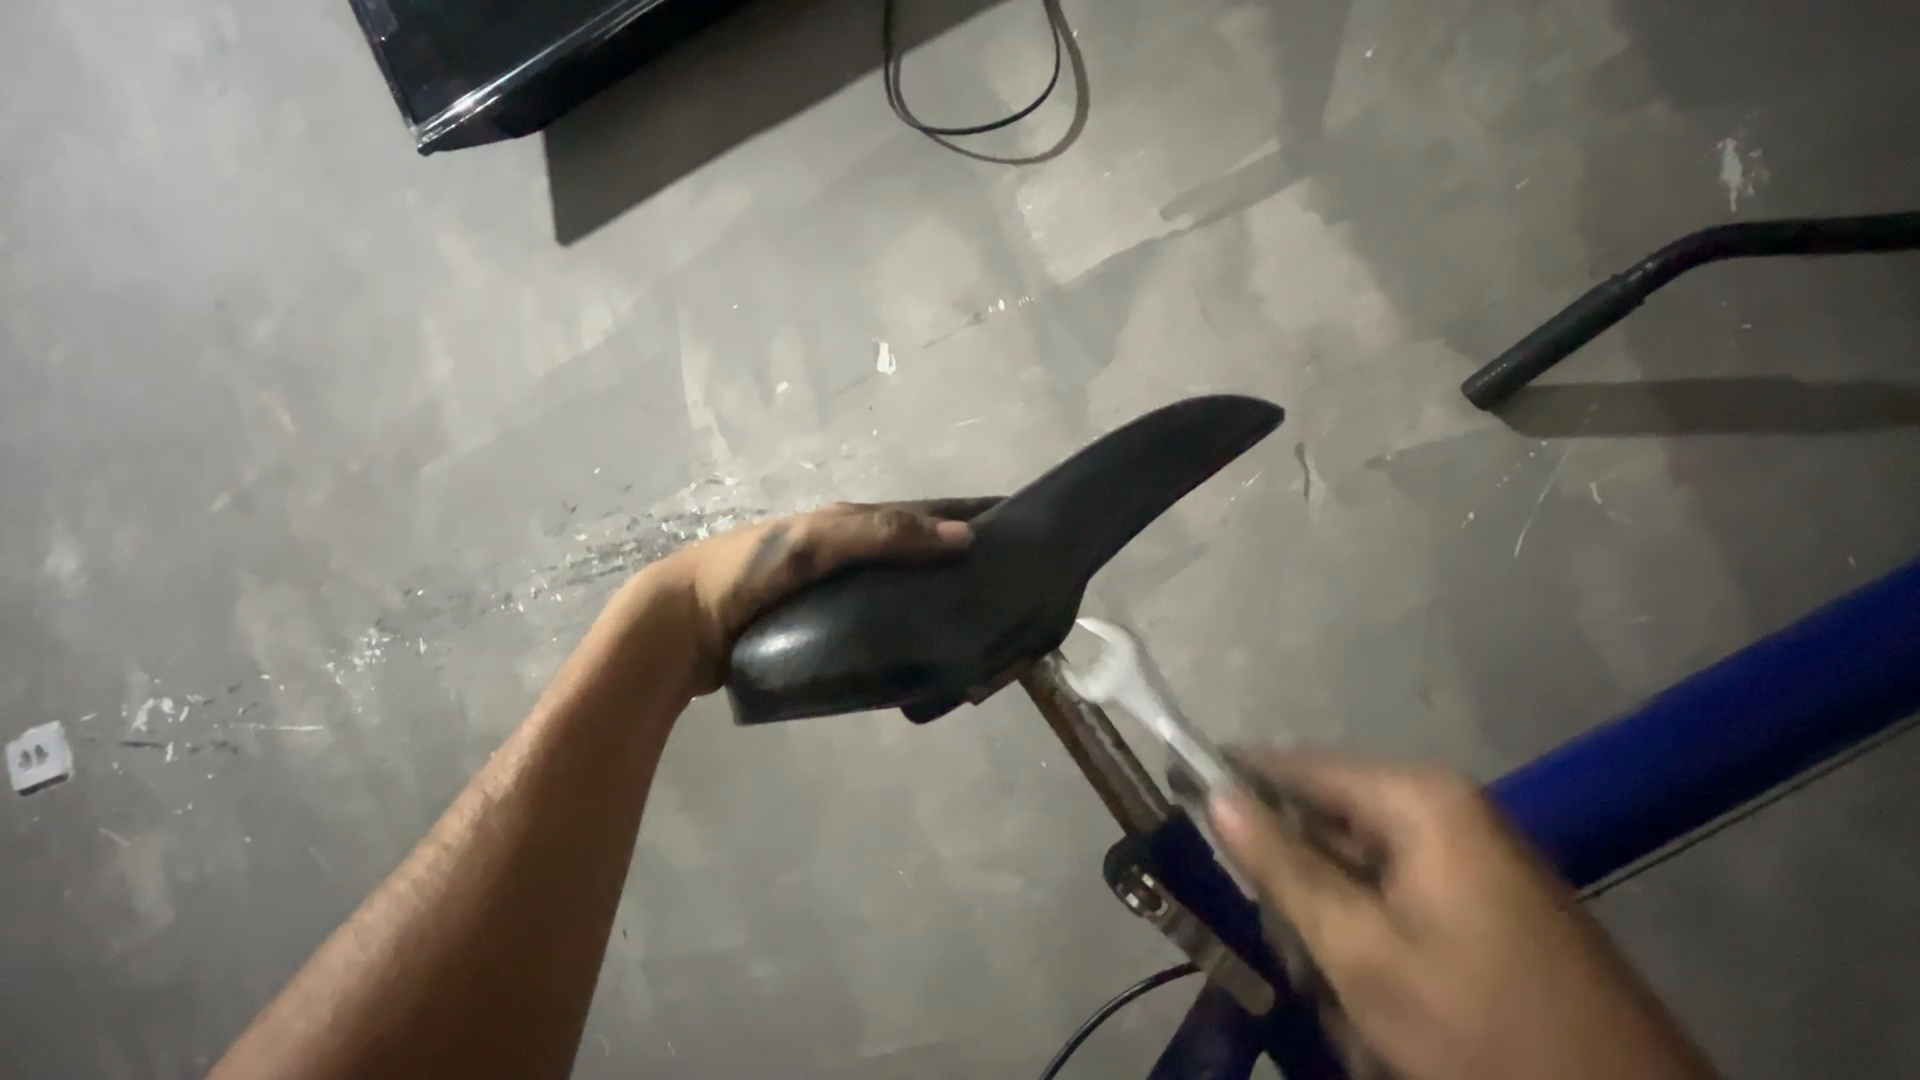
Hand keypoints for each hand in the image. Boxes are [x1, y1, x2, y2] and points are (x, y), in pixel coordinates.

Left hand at [650, 498, 997, 692]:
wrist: (683, 627)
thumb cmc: (749, 571)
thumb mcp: (816, 541)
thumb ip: (883, 534)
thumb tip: (964, 537)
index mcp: (849, 522)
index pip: (922, 515)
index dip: (967, 518)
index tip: (1017, 535)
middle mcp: (849, 555)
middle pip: (918, 557)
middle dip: (961, 568)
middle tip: (1007, 595)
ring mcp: (838, 596)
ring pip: (902, 596)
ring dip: (938, 608)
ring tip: (980, 633)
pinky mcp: (827, 633)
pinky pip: (880, 630)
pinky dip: (910, 637)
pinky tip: (932, 658)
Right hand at [1208, 750, 1720, 1079]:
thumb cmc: (1480, 1027)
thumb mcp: (1361, 951)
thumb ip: (1282, 865)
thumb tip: (1214, 794)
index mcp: (1418, 800)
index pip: (1296, 765)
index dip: (1235, 784)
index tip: (1182, 812)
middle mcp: (1443, 811)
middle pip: (1322, 822)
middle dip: (1294, 888)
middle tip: (1291, 954)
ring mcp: (1466, 858)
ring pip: (1351, 872)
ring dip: (1329, 930)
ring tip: (1343, 999)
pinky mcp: (1480, 903)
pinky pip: (1391, 902)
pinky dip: (1368, 948)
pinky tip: (1376, 1010)